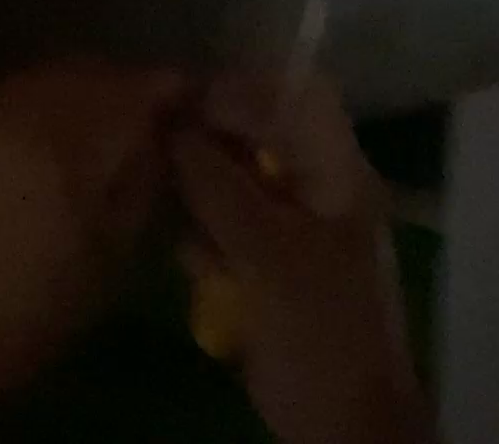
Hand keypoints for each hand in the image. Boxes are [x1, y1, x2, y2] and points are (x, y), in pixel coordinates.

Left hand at [0, 58, 186, 423]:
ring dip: (79, 85)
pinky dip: (38, 99)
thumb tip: (163, 129)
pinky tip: (47, 128)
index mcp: (64, 151)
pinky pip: (7, 94)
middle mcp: (17, 116)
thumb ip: (141, 178)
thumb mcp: (111, 255)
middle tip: (146, 103)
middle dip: (121, 81)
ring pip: (43, 75)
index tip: (185, 92)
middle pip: (84, 72)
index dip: (163, 86)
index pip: (128, 92)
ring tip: (99, 111)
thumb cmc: (35, 310)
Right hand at [174, 75, 432, 443]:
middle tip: (158, 142)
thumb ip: (218, 185)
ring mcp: (288, 221)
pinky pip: (223, 216)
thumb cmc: (319, 330)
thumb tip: (173, 129)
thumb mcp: (267, 253)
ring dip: (196, 178)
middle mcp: (314, 185)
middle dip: (208, 132)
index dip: (248, 88)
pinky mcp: (263, 255)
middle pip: (259, 131)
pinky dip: (199, 221)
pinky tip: (184, 247)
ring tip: (160, 191)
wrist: (340, 426)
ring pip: (233, 173)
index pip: (300, 95)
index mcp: (336, 173)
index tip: (191, 103)